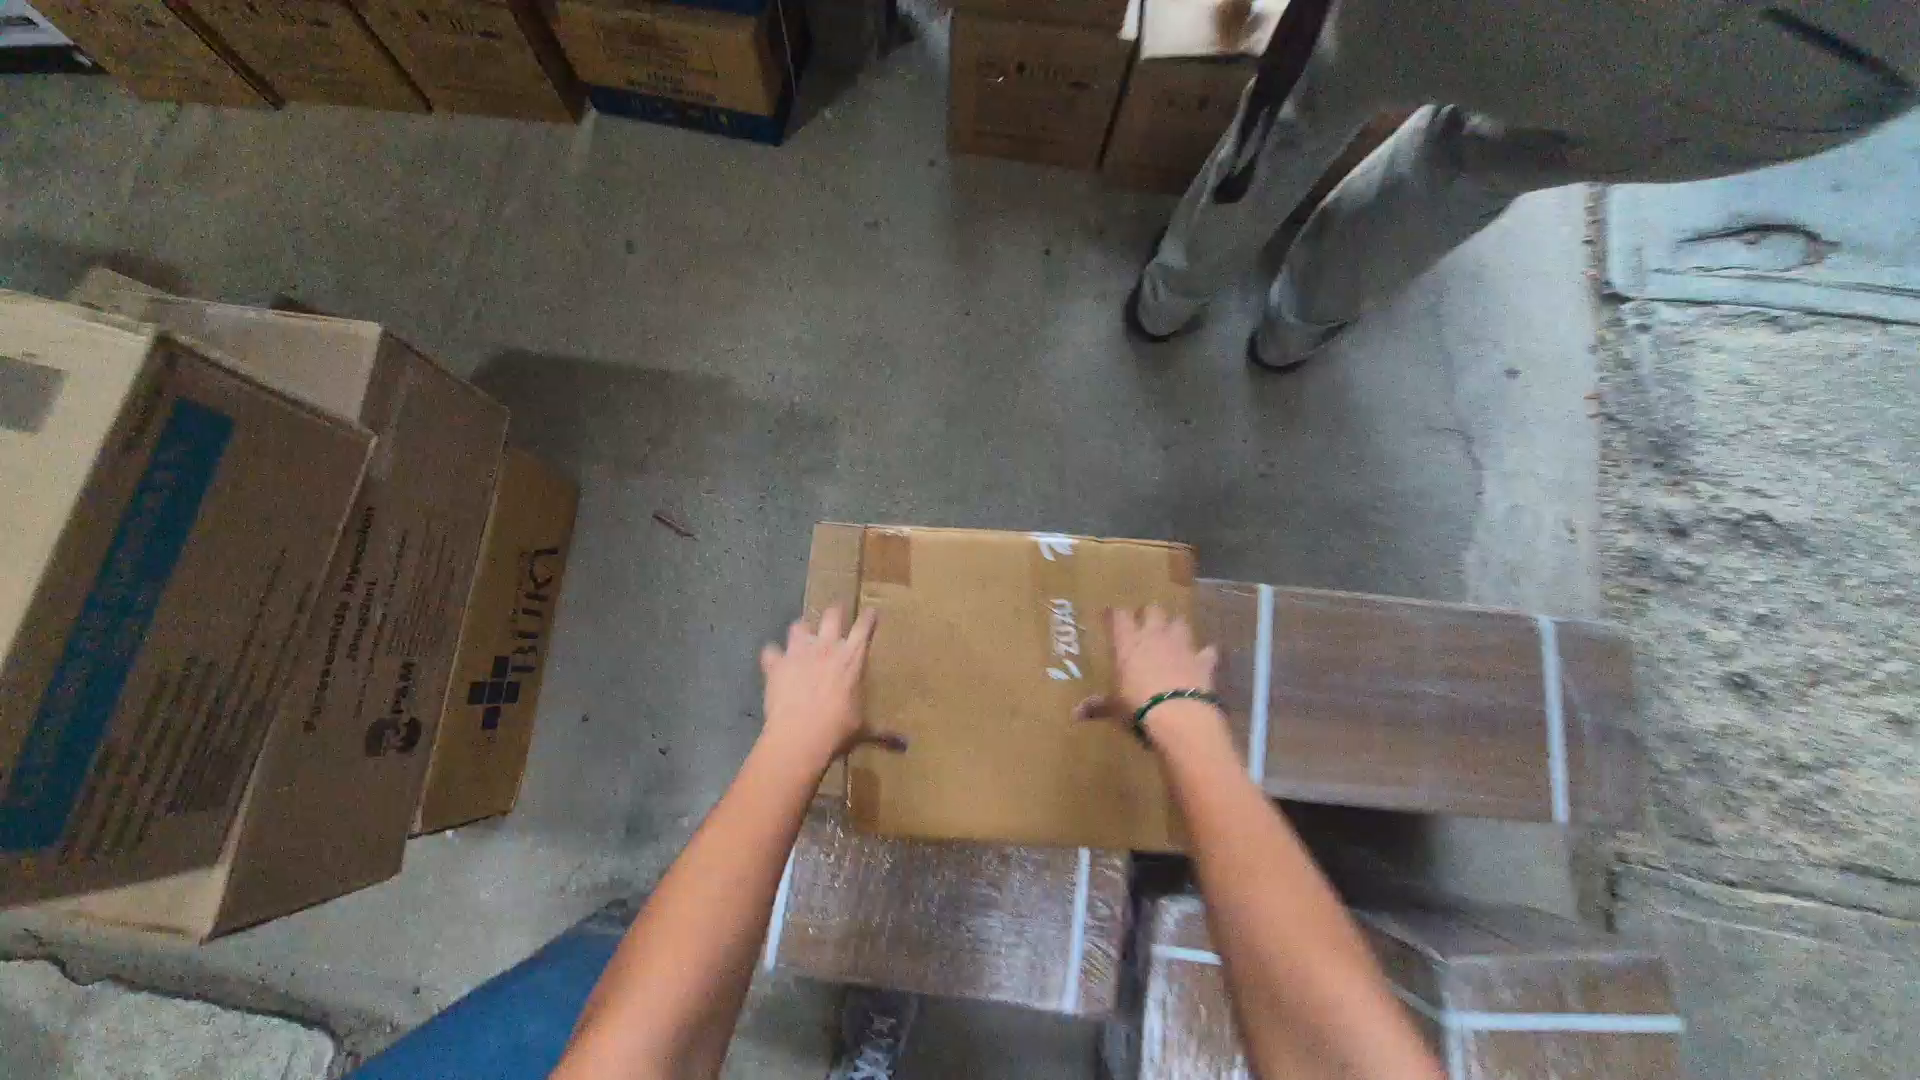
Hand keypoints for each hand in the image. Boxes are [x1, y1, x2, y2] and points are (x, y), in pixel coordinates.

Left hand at [758, 606, 899, 760]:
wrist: (800, 735)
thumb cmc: (838, 728)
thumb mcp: (863, 727)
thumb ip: (881, 730)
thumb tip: (903, 744)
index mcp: (852, 657)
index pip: (864, 627)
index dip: (868, 617)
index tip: (871, 611)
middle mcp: (826, 647)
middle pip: (832, 615)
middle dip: (835, 612)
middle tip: (836, 613)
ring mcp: (799, 652)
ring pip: (798, 626)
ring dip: (801, 630)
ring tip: (802, 636)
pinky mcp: (776, 664)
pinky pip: (770, 651)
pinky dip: (772, 655)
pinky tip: (773, 661)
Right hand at [1078, 607, 1228, 750]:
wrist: (1179, 715)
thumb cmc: (1138, 706)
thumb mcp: (1115, 708)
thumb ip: (1098, 706)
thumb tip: (1075, 714)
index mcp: (1128, 643)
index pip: (1120, 616)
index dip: (1116, 614)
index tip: (1111, 615)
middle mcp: (1154, 636)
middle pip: (1153, 610)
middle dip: (1149, 613)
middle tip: (1144, 622)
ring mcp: (1182, 645)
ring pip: (1180, 622)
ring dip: (1176, 626)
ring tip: (1172, 635)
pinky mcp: (1203, 660)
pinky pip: (1207, 650)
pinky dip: (1204, 653)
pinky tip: (1202, 657)